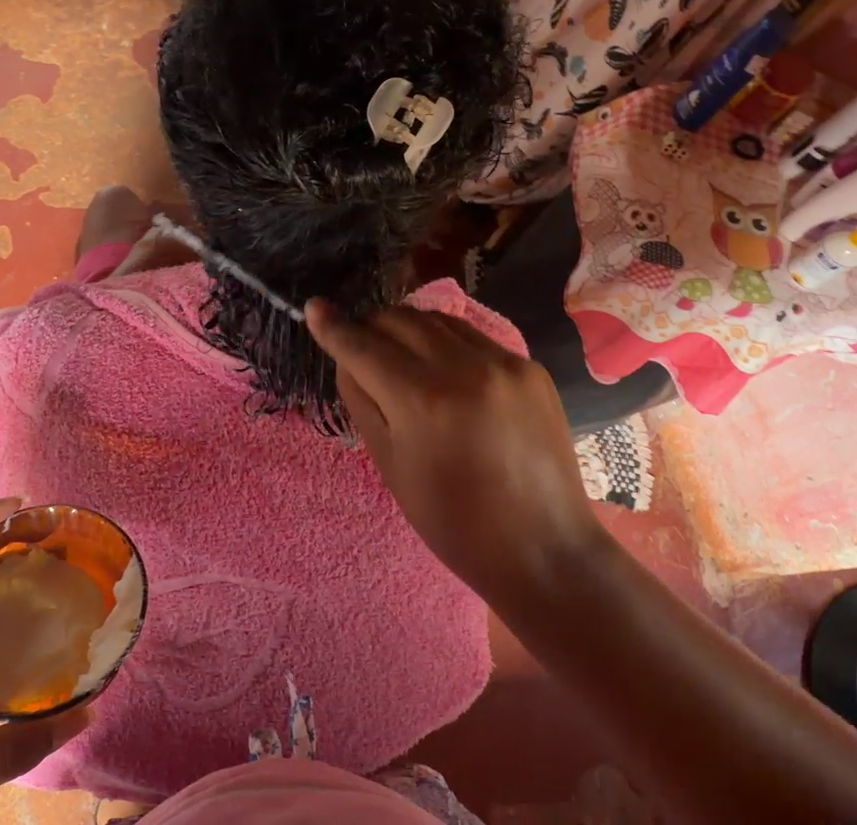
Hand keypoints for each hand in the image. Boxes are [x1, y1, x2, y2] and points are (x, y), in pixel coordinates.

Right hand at [304, 300, 603, 600]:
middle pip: (400, 320)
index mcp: (423, 401)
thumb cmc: (454, 523)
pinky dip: (447, 343)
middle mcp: (465, 368)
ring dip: (408, 328)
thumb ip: (363, 403)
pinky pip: (474, 337)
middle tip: (358, 346)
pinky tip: (443, 369)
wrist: (543, 548)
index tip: (314, 308)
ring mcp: (504, 363)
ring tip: (398, 354)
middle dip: (371, 326)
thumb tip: (347, 358)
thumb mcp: (391, 466)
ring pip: (438, 320)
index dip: (334, 327)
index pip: (364, 346)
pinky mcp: (530, 368)